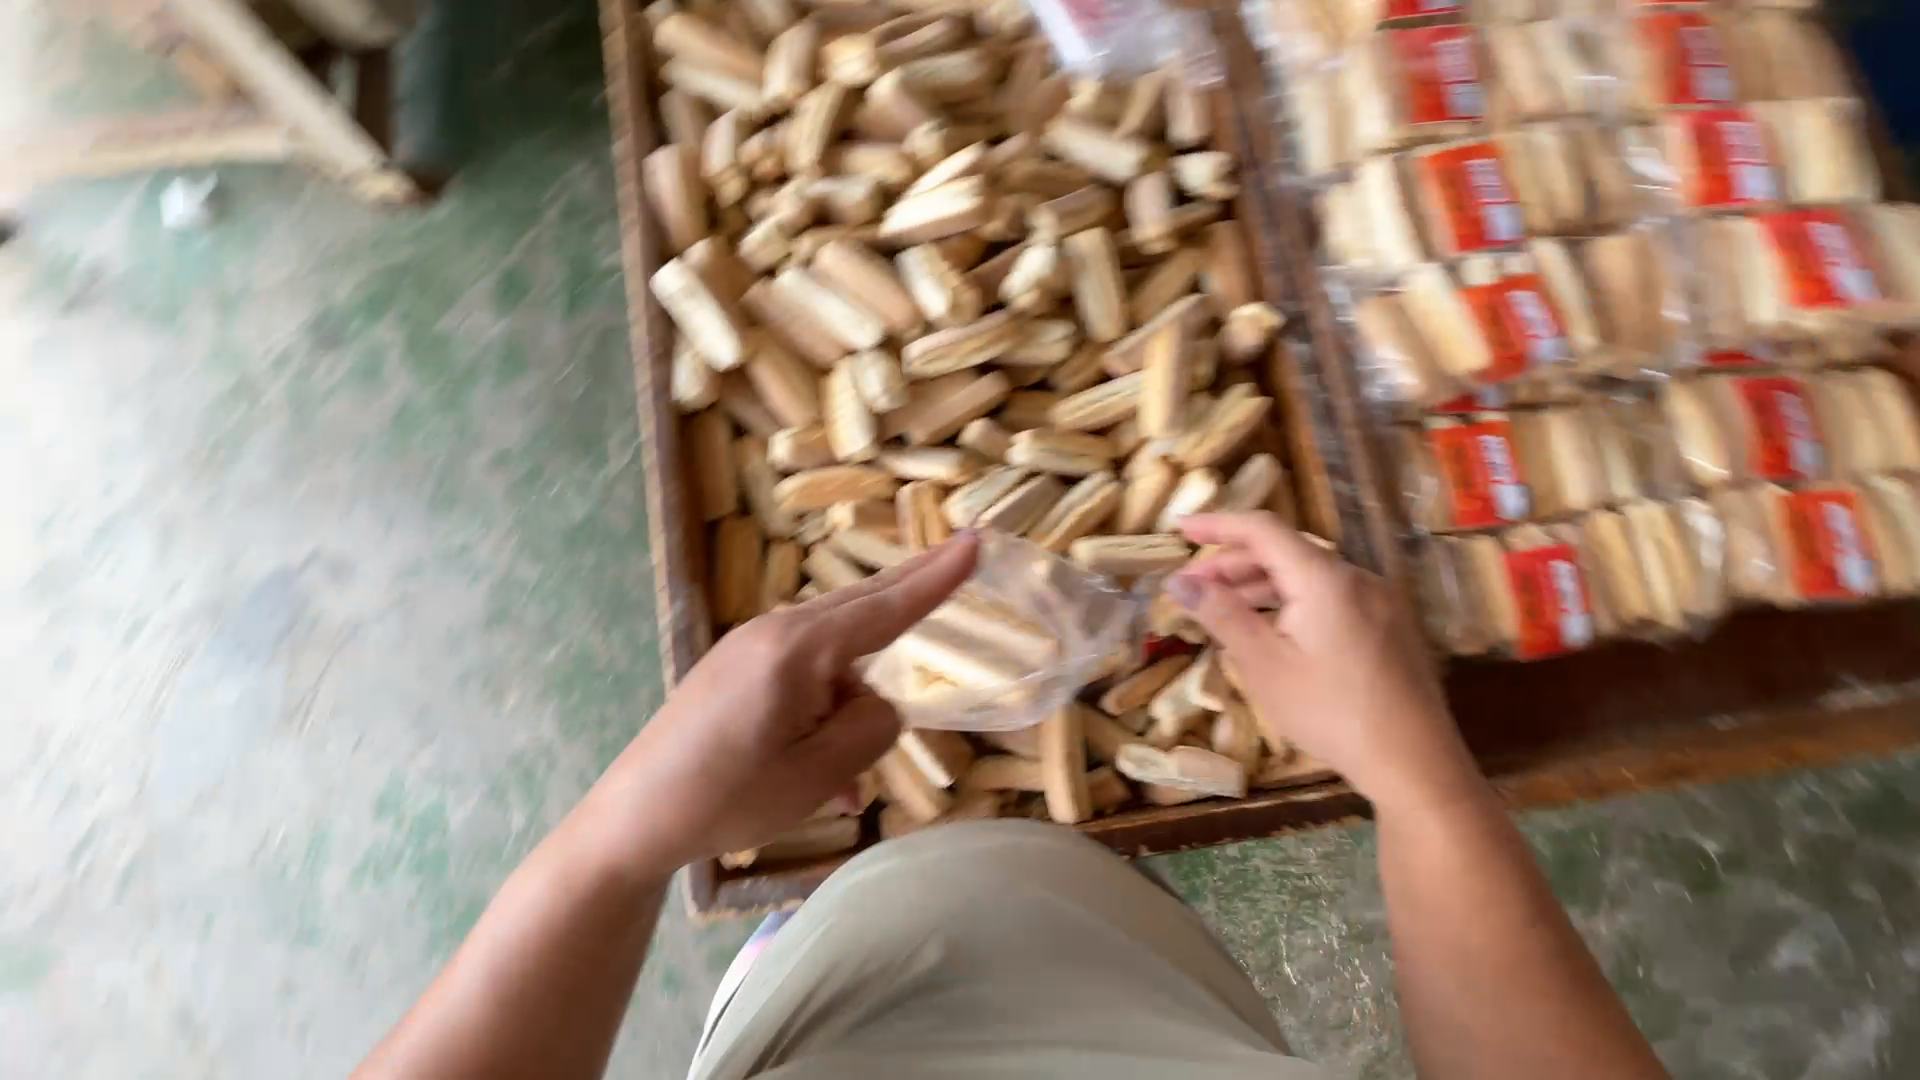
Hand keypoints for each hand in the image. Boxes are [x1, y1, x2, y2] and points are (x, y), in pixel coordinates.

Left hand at [578, 533, 978, 877]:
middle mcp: (775, 631)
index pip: (886, 606)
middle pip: (860, 607)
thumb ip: (870, 726)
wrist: (631, 820)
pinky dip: (820, 715)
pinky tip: (814, 776)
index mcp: (799, 649)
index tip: (974, 543)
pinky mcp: (734, 668)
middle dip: (910, 591)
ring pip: (831, 658)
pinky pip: (800, 676)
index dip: (936, 578)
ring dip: (850, 707)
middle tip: (958, 558)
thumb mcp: (818, 773)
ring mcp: (749, 646)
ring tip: (841, 786)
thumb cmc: (728, 798)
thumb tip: (876, 702)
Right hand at [1168, 513, 1483, 811]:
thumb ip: (1220, 613)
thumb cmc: (1329, 711)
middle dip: (1232, 563)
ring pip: (1307, 575)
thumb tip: (1176, 580)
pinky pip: (1329, 596)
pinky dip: (1289, 601)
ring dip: (1260, 584)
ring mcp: (1378, 601)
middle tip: (1192, 588)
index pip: (1262, 529)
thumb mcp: (1262, 663)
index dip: (1217, 524)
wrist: (1414, 763)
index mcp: (1323, 578)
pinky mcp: (1387, 626)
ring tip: (1223, 609)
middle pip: (1284, 551)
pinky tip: (1270, 630)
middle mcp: (1355, 577)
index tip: (1179, 530)